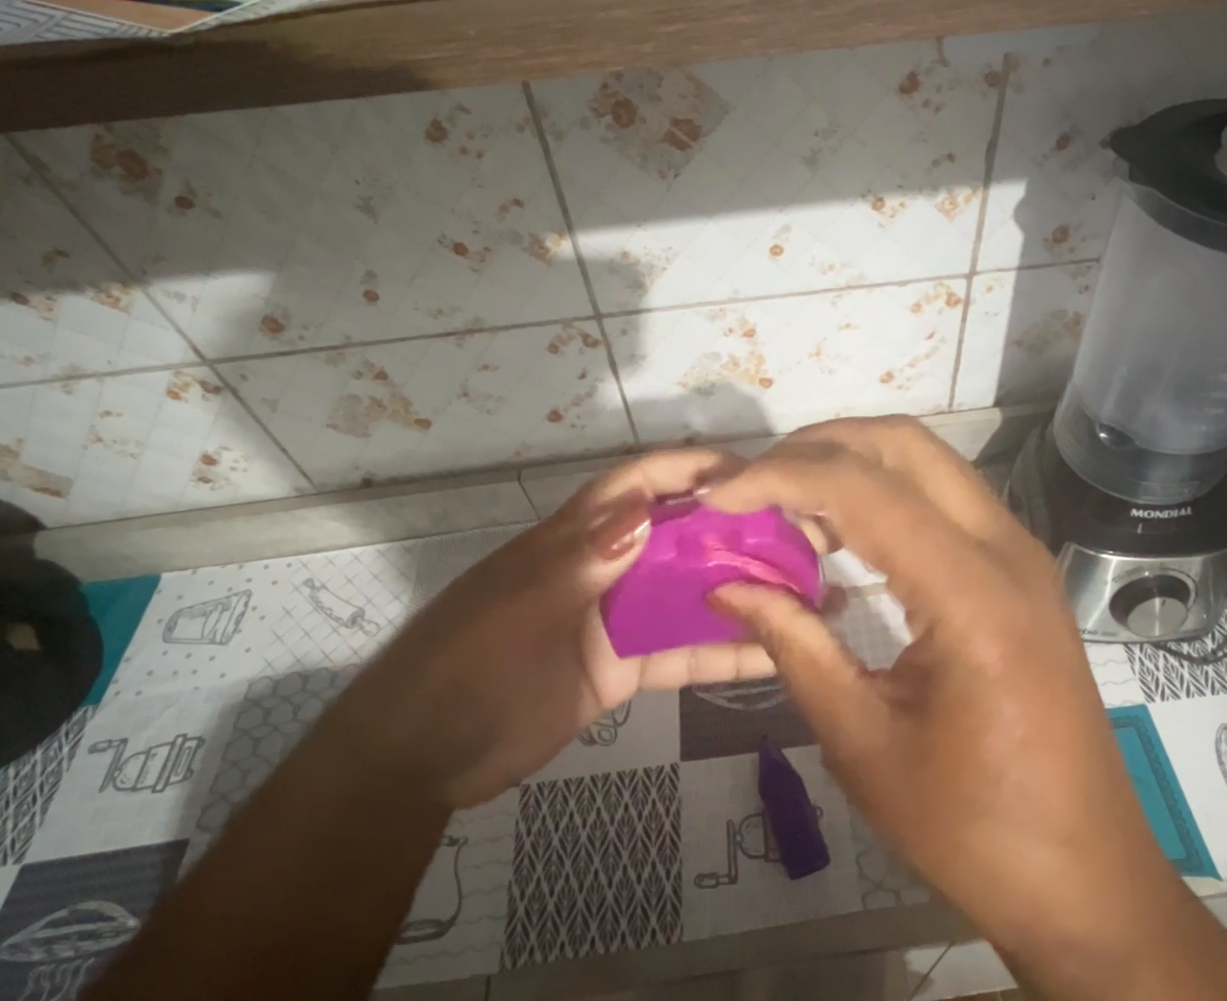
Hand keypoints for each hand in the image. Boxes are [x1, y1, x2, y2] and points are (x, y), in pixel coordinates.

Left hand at [319, 448, 775, 807]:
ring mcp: (612, 621)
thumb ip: (580, 562)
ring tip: (805, 594)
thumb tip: (645, 511)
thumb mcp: (519, 608)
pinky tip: (770, 656)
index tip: (752, 474)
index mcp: (569, 540)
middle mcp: (600, 569)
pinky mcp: (619, 670)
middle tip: (800, 538)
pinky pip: (677, 654)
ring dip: (739, 592)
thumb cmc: (463, 666)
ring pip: (686, 596)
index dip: (689, 470)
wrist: (421, 756)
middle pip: (676, 538)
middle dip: (733, 531)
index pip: (636, 486)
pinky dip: (720, 654)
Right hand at [704, 418, 1226, 1000]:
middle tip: (751, 487)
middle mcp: (1005, 551)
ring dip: (852, 468)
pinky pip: (946, 504)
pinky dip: (886, 499)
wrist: (1084, 879)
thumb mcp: (862, 741)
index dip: (777, 478)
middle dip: (818, 446)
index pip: (861, 489)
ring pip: (929, 465)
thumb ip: (793, 646)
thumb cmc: (971, 829)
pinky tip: (839, 541)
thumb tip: (726, 586)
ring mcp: (1022, 558)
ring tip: (783, 511)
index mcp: (970, 594)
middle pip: (904, 444)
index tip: (715, 496)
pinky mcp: (1022, 577)